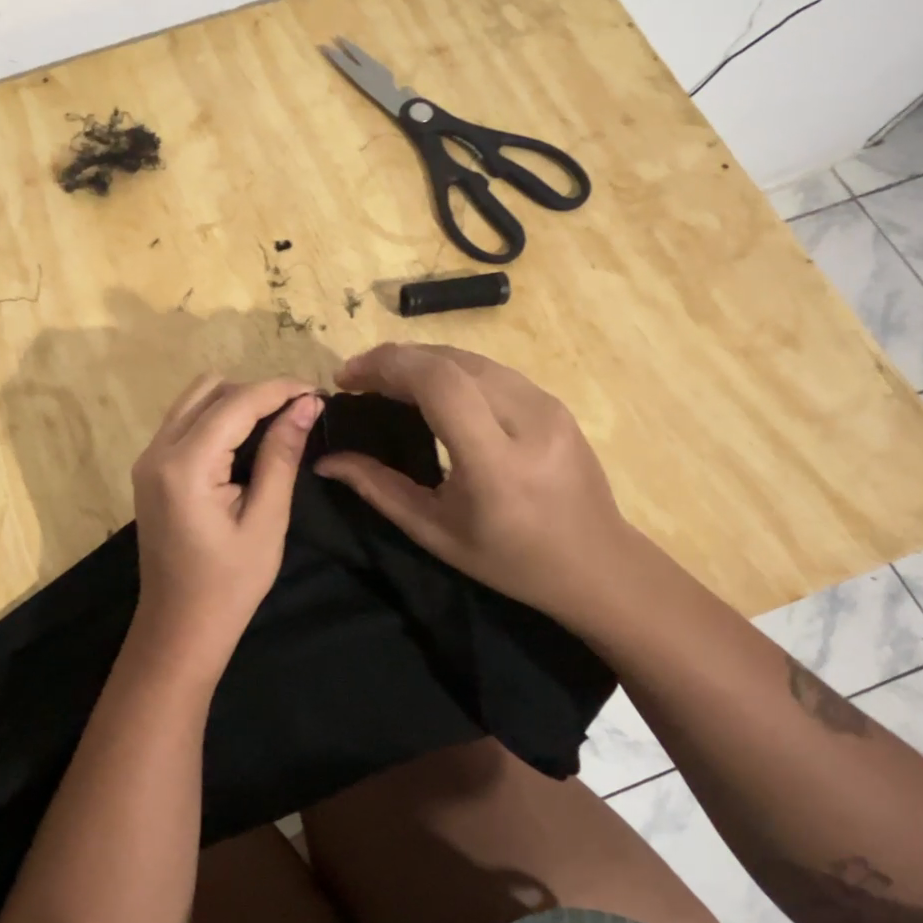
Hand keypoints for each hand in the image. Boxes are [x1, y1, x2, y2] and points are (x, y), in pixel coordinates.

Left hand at [129, 375, 321, 673]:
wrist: (179, 626)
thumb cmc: (229, 584)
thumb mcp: (266, 520)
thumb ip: (281, 456)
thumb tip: (306, 404)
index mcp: (185, 466)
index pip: (236, 403)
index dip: (279, 389)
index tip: (317, 392)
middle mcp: (157, 451)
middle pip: (210, 390)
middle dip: (257, 392)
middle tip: (299, 412)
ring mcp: (147, 459)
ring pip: (193, 400)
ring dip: (235, 401)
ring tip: (278, 422)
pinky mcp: (148, 469)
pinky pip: (183, 423)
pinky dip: (216, 418)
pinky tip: (247, 439)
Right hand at [314, 343, 636, 621]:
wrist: (596, 563)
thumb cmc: (509, 559)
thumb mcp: (435, 532)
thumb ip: (378, 489)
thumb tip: (326, 460)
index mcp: (497, 464)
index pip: (440, 385)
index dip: (387, 367)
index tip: (347, 379)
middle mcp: (529, 422)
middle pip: (452, 362)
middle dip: (396, 359)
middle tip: (357, 377)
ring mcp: (548, 406)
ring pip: (472, 358)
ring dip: (422, 360)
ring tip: (385, 378)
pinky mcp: (554, 401)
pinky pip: (492, 370)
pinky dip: (450, 369)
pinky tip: (428, 387)